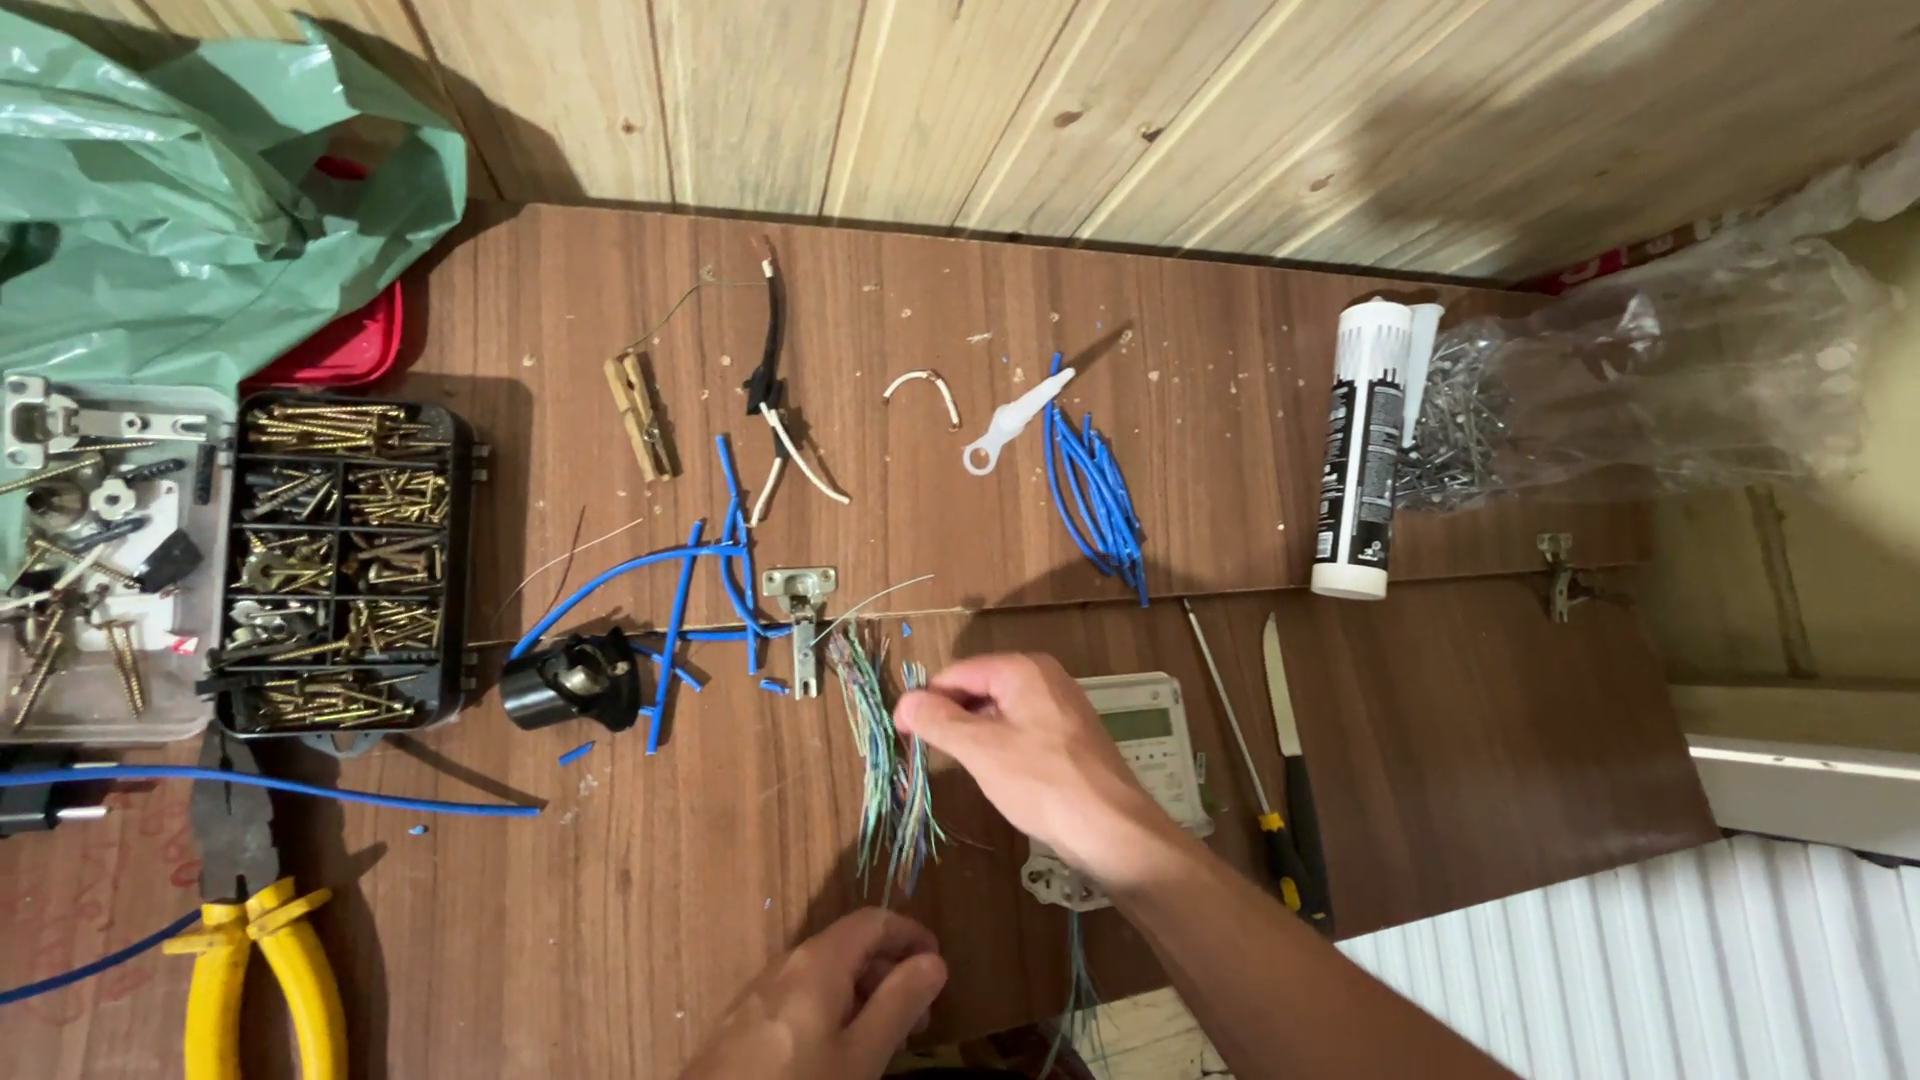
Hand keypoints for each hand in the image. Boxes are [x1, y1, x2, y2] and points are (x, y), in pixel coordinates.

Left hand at [679, 908, 946, 1079]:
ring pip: (824, 974)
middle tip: (919, 1015)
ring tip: (883, 1038)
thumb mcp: (861, 1056)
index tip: (939, 964)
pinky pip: (799, 997)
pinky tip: (836, 1052)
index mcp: (819, 959)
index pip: (874, 920)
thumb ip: (899, 1004)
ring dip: (862, 993)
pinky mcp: (743, 1022)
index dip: (911, 934)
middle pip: (849, 945)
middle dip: (890, 970)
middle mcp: (788, 961)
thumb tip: (934, 961)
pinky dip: (831, 1009)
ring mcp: (760, 991)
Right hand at [894, 653, 1175, 882]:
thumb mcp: (981, 749)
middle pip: (979, 687)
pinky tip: (995, 773)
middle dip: (950, 716)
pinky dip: (999, 744)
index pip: (957, 673)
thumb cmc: (1042, 782)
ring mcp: (1061, 706)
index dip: (926, 701)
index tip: (901, 733)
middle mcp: (1044, 677)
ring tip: (957, 764)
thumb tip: (905, 701)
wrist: (1111, 829)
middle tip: (924, 752)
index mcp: (1023, 669)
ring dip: (973, 733)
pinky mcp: (1069, 735)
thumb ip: (939, 720)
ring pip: (999, 710)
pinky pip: (1021, 728)